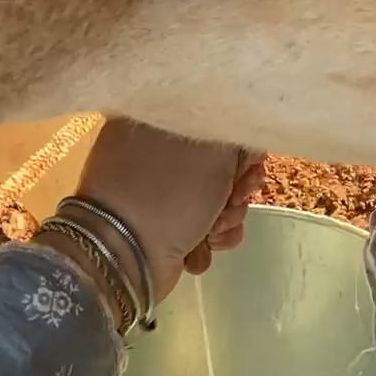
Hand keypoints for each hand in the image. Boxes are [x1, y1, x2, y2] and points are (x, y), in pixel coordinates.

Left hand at [52, 117, 265, 306]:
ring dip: (226, 218)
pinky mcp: (164, 226)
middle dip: (237, 189)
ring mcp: (159, 192)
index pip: (218, 127)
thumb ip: (238, 139)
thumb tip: (248, 146)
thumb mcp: (215, 152)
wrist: (127, 254)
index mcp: (158, 121)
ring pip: (218, 199)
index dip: (241, 150)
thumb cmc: (171, 193)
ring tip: (212, 229)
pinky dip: (210, 239)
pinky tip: (202, 245)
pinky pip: (204, 226)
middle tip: (234, 199)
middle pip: (222, 165)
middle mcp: (156, 153)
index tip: (248, 168)